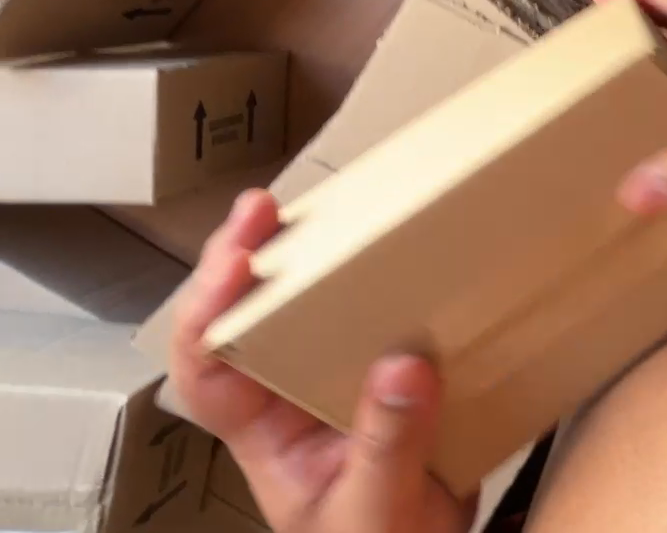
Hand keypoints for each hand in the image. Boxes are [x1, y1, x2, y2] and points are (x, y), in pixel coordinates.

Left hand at [171, 190, 474, 532]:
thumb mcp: (380, 505)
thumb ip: (388, 443)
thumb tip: (402, 364)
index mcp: (275, 436)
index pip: (213, 369)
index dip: (210, 309)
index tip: (239, 251)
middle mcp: (303, 401)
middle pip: (251, 326)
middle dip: (246, 264)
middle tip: (267, 208)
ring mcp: (351, 388)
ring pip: (316, 318)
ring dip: (315, 265)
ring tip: (332, 214)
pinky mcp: (404, 380)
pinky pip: (388, 324)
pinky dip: (391, 285)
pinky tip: (410, 258)